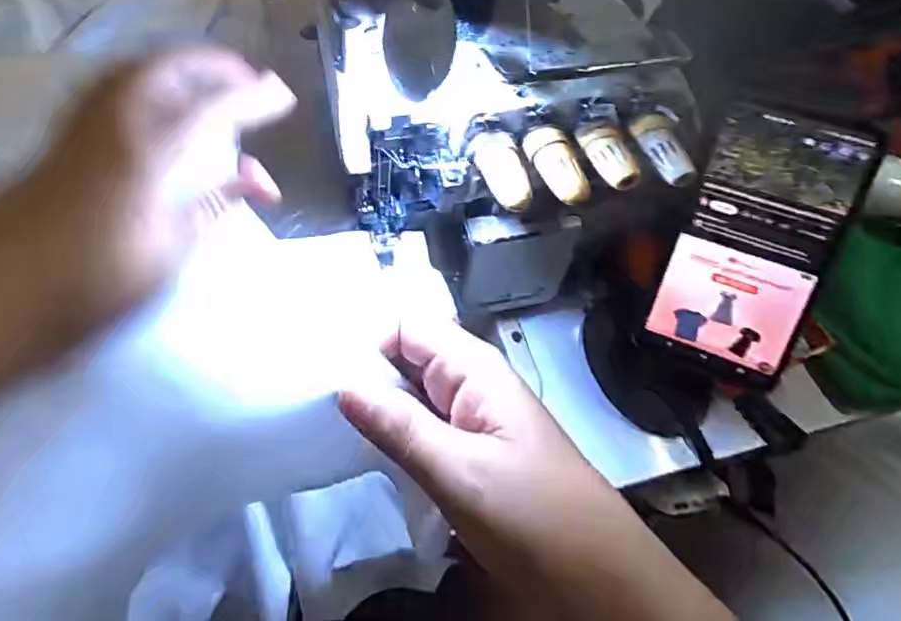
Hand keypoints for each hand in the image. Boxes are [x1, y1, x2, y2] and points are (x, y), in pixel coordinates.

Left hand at [0, 46, 295, 405]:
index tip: (283, 94)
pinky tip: (155, 112)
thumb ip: (210, 209)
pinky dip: (143, 86)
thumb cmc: (82, 290)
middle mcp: (111, 129)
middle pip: (162, 69)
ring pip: (129, 75)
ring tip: (204, 84)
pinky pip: (108, 94)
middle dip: (210, 64)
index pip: (212, 108)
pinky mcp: (54, 149)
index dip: (253, 96)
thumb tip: (250, 181)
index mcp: (145, 155)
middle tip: (244, 76)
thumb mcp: (164, 258)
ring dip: (174, 69)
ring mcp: (76, 134)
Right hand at [339, 323, 733, 619]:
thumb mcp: (459, 470)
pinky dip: (393, 440)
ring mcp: (471, 420)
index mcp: (474, 368)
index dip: (368, 343)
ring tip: (321, 432)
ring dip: (375, 411)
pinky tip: (360, 459)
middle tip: (309, 407)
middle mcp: (471, 384)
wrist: (591, 572)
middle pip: (407, 360)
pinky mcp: (469, 456)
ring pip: (412, 398)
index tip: (323, 377)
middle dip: (365, 377)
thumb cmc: (530, 512)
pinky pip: (422, 432)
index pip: (410, 327)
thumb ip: (400, 426)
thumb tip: (343, 385)